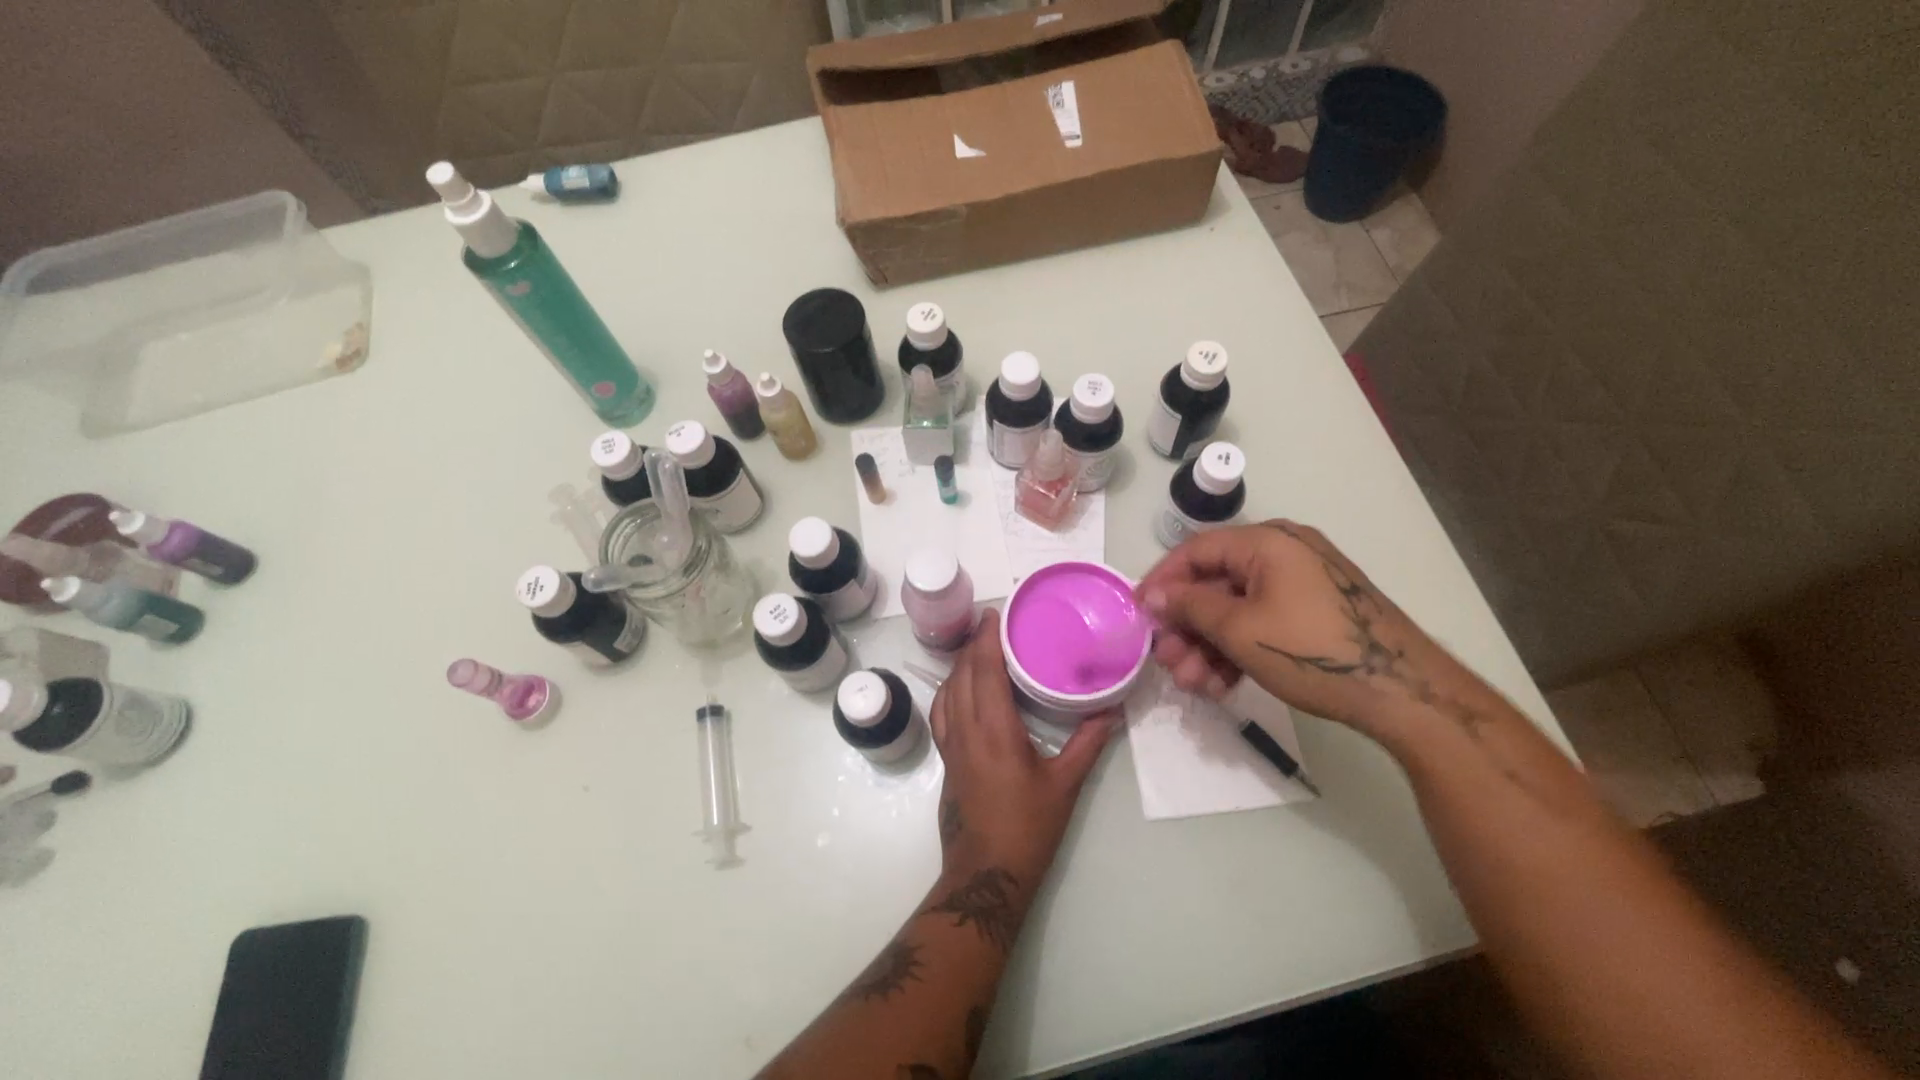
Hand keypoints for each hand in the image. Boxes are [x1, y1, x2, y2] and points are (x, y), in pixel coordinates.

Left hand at [929, 609, 1117, 886]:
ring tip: (980, 651)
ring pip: (947, 692)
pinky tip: (964, 691)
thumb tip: (1112, 710)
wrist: (986, 873)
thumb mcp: (1065, 785)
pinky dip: (950, 691)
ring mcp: (951, 747)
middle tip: (994, 626)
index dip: (986, 639)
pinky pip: (942, 713)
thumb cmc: (1028, 828)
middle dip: (973, 646)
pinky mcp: (946, 761)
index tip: (995, 614)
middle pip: (961, 675)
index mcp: (994, 731)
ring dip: (960, 666)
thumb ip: (1088, 744)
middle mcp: (965, 731)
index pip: (983, 671)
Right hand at [1136, 520, 1458, 736]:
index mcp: (1268, 542)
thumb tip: (1154, 594)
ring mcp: (1302, 585)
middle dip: (1187, 627)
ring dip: (1208, 646)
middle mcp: (1284, 554)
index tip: (1140, 616)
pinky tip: (1222, 686)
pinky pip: (1263, 622)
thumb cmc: (1312, 650)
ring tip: (1193, 685)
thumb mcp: (1241, 630)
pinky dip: (1238, 650)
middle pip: (1216, 583)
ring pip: (1237, 609)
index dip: (1162, 581)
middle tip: (1168, 663)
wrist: (1401, 689)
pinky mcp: (1315, 614)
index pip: (1196, 550)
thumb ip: (1191, 606)